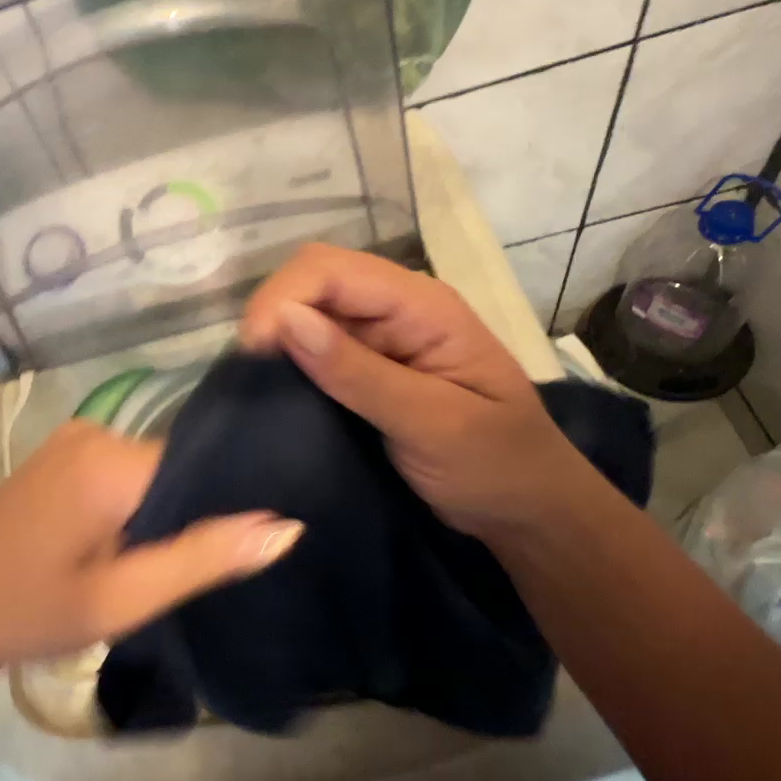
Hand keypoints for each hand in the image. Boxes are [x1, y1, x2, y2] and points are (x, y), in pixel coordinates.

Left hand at [0, 421, 302, 699]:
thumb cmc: (32, 613)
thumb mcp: (123, 598)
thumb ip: (203, 559)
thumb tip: (286, 527)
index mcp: (108, 460)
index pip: (199, 462)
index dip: (229, 498)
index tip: (257, 538)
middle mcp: (92, 433)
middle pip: (174, 464)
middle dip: (194, 509)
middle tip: (212, 563)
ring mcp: (70, 440)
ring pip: (148, 469)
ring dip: (163, 509)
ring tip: (175, 558)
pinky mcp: (58, 454)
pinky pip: (119, 469)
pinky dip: (135, 501)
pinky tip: (135, 542)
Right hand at [240, 244, 600, 538]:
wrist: (529, 512)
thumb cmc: (497, 466)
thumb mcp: (433, 423)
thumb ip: (359, 373)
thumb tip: (286, 320)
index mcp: (422, 305)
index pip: (331, 269)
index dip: (282, 298)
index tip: (253, 355)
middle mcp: (397, 306)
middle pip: (314, 278)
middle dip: (274, 313)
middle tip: (250, 373)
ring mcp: (382, 335)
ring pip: (309, 309)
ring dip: (278, 337)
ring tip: (257, 382)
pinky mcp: (368, 364)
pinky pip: (316, 344)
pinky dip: (290, 360)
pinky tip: (278, 389)